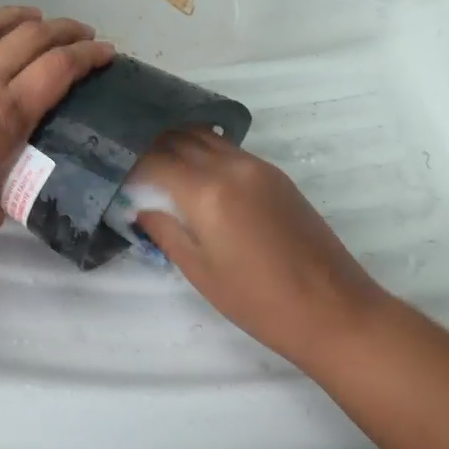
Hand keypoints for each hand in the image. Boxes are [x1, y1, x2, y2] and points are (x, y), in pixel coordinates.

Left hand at [0, 0, 115, 267]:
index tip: (106, 51)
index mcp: (5, 116)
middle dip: (63, 30)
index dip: (89, 55)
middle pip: (29, 39)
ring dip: (14, 15)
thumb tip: (9, 171)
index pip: (59, 70)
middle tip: (81, 33)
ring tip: (34, 15)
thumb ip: (6, 184)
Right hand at [133, 127, 388, 365]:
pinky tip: (195, 176)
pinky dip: (204, 151)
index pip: (154, 159)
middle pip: (178, 137)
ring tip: (159, 168)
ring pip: (204, 137)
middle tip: (131, 167)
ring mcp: (257, 166)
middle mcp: (230, 167)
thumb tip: (140, 206)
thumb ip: (165, 230)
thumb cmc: (259, 301)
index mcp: (207, 192)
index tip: (114, 175)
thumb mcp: (200, 271)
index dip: (130, 164)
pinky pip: (228, 149)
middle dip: (150, 147)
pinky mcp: (275, 174)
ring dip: (178, 145)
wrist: (335, 310)